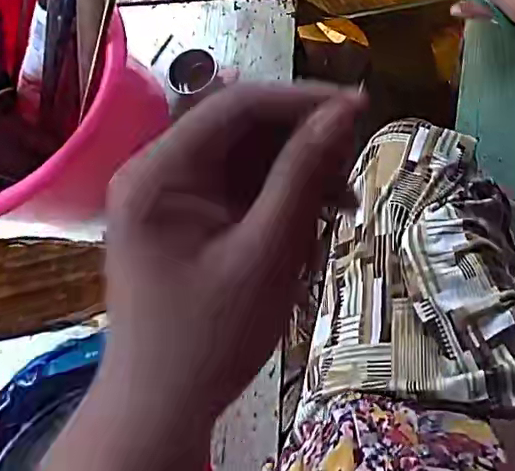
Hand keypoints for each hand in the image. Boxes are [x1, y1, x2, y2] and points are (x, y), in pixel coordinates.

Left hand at [75, 82, 363, 461]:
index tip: (356, 106)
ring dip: (302, 163)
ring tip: (343, 191)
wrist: (162, 415)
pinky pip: (250, 177)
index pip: (236, 106)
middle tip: (354, 154)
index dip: (300, 99)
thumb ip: (302, 175)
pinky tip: (324, 210)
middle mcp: (162, 166)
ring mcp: (178, 187)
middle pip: (245, 123)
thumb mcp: (265, 254)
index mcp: (157, 172)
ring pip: (254, 148)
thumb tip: (344, 111)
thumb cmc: (208, 341)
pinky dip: (288, 188)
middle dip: (304, 135)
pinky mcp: (197, 206)